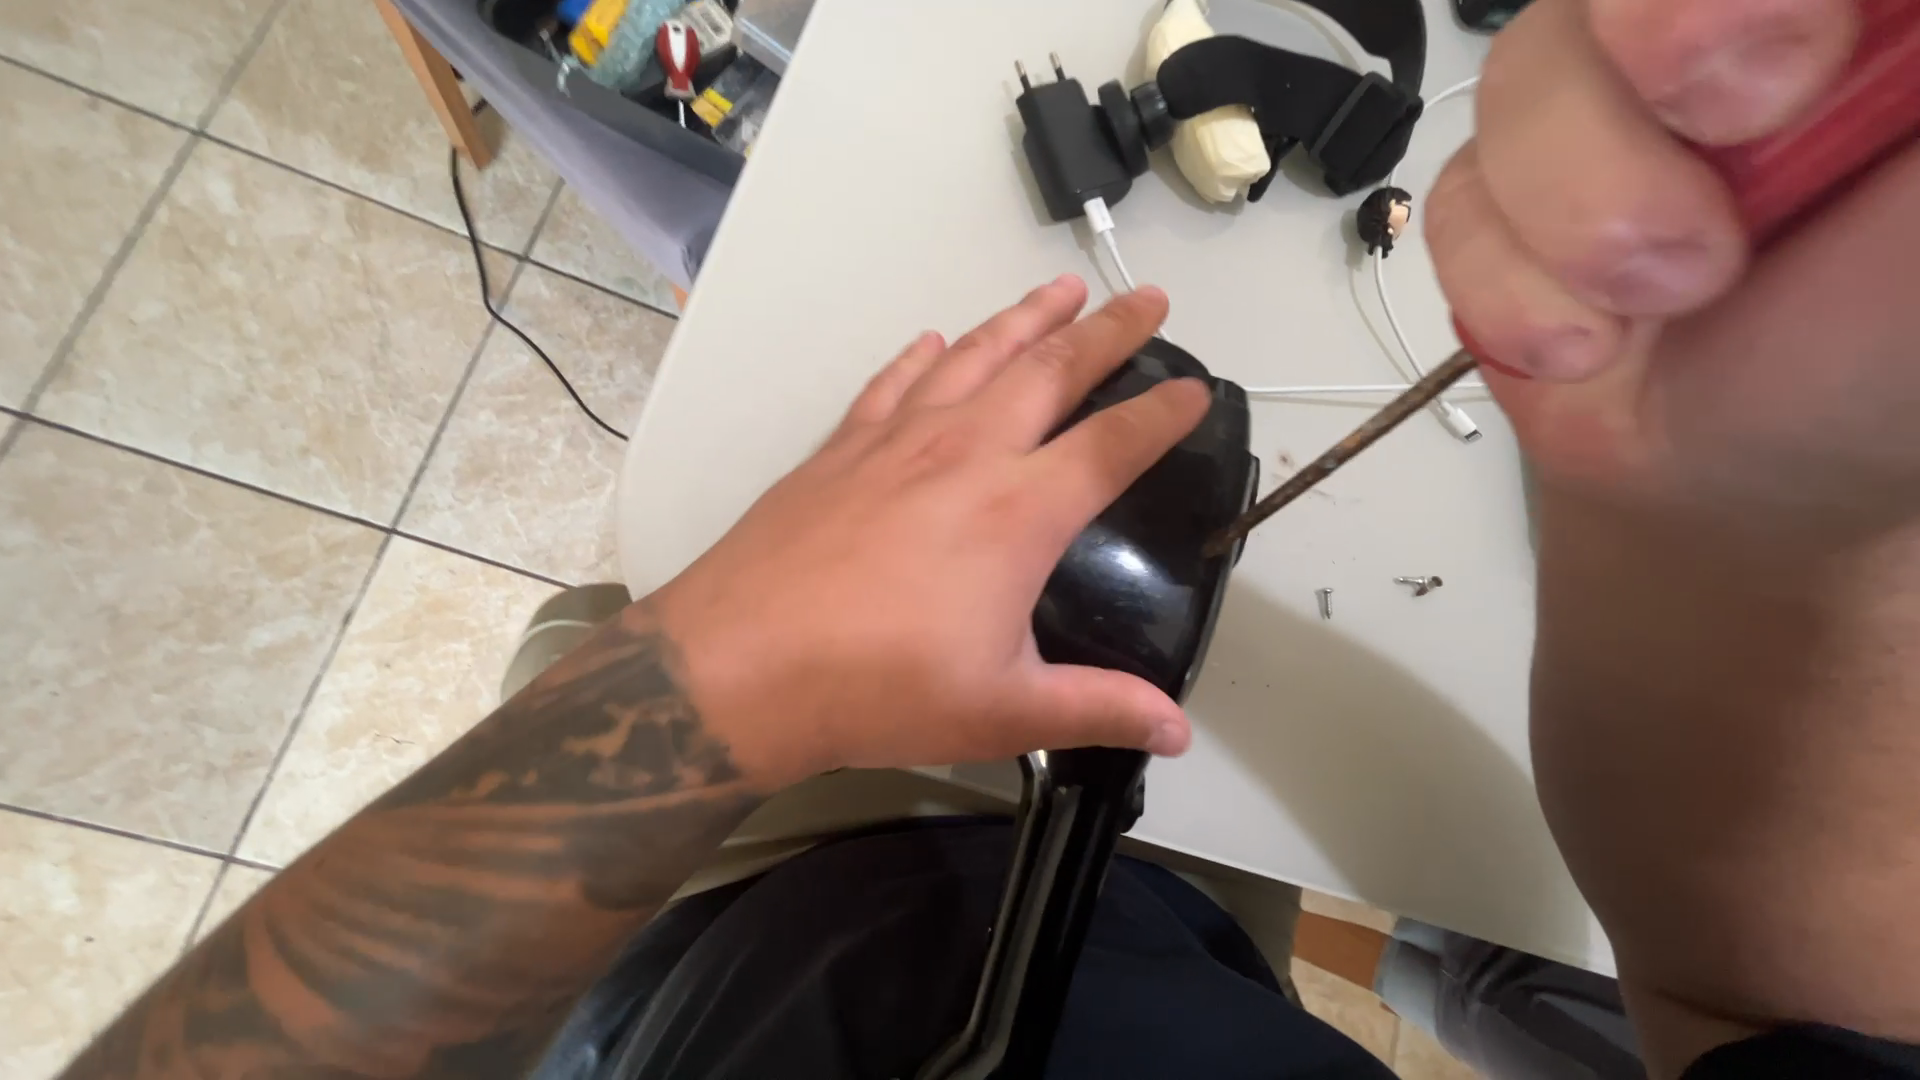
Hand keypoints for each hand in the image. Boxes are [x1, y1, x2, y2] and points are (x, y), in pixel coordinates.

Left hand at [649, 278, 1208, 789]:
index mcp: (1019, 512)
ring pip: (976, 357)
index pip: (1114, 444)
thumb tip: (1175, 731)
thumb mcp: (1002, 711)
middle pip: (1051, 371)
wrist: (741, 667)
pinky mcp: (840, 447)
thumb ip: (1098, 710)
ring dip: (1024, 319)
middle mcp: (965, 453)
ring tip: (1060, 291)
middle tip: (1145, 298)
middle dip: (1108, 330)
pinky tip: (935, 343)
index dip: (1163, 413)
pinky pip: (892, 383)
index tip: (1194, 388)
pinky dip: (922, 357)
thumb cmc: (877, 689)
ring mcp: (896, 441)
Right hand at [1427, 0, 1919, 544]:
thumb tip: (1864, 33)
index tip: (1769, 98)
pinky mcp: (1500, 198)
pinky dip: (1506, 289)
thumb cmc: (1881, 358)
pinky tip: (1577, 339)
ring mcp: (1592, 112)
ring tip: (1653, 305)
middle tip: (1707, 209)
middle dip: (1619, 116)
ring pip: (1511, 89)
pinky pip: (1454, 203)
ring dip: (1568, 224)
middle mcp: (1708, 27)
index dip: (1693, 3)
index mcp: (1850, 9)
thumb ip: (1908, 81)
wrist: (1731, 465)